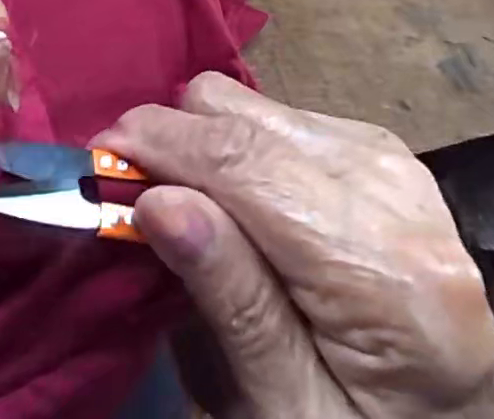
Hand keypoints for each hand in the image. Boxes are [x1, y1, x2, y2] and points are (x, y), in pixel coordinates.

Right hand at [97, 73, 493, 418]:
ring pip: (260, 105)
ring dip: (207, 143)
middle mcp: (397, 189)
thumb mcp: (283, 410)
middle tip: (129, 189)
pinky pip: (281, 116)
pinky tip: (240, 198)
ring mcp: (393, 159)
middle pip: (252, 117)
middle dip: (176, 139)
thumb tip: (156, 200)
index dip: (163, 146)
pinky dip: (242, 146)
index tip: (96, 153)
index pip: (250, 167)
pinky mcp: (379, 149)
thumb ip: (229, 299)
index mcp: (387, 271)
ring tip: (187, 202)